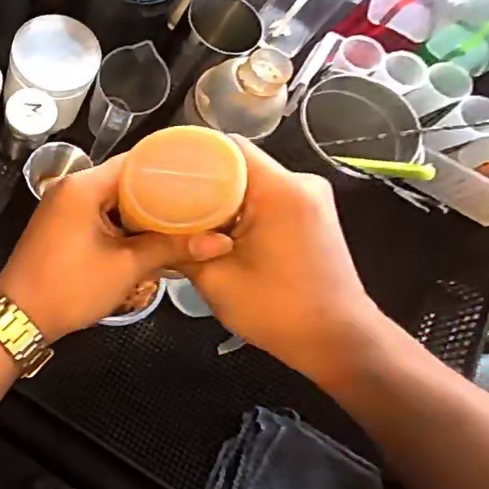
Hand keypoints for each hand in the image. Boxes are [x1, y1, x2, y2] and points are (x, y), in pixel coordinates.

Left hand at [0, 156, 231, 338]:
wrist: (20, 317)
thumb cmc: (69, 288)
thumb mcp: (126, 266)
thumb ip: (173, 248)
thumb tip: (220, 242)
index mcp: (83, 186)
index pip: (137, 161)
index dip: (172, 168)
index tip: (204, 176)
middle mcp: (71, 189)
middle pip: (126, 179)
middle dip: (162, 192)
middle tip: (201, 201)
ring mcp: (63, 208)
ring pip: (114, 199)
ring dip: (144, 210)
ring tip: (183, 218)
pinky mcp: (62, 227)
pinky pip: (100, 214)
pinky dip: (124, 223)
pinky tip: (150, 236)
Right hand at [180, 137, 389, 383]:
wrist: (335, 339)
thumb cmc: (278, 311)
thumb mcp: (215, 281)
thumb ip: (180, 250)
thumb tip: (153, 233)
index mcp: (280, 190)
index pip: (227, 149)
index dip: (190, 158)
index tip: (160, 175)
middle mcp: (301, 184)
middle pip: (238, 165)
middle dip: (201, 183)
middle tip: (164, 203)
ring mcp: (310, 199)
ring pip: (251, 183)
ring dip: (221, 200)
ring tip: (186, 221)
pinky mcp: (311, 215)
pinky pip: (266, 199)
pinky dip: (241, 212)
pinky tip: (217, 233)